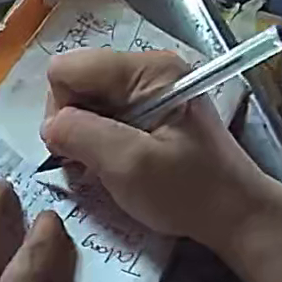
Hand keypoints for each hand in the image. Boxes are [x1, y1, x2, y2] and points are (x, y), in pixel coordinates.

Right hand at [40, 49, 281, 248]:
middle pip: (73, 82)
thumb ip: (82, 135)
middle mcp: (145, 69)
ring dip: (82, 136)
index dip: (61, 110)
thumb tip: (49, 127)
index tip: (79, 148)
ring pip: (82, 101)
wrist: (232, 213)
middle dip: (71, 123)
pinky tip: (113, 162)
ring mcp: (145, 89)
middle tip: (92, 160)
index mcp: (146, 70)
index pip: (67, 69)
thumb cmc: (185, 190)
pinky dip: (95, 141)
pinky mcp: (145, 110)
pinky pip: (99, 115)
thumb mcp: (129, 165)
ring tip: (106, 164)